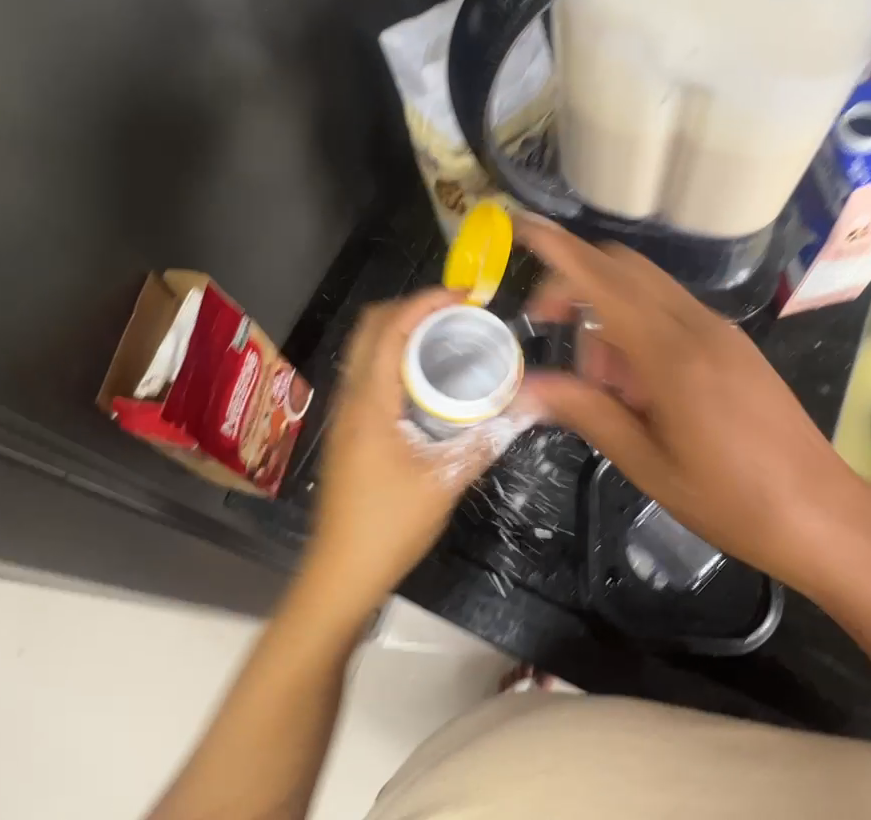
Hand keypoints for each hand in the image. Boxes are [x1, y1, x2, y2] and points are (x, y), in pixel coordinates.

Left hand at [302, 288, 502, 610]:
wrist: (341, 573)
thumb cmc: (390, 525)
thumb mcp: (447, 481)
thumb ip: (487, 438)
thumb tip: (529, 405)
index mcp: (370, 402)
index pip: (390, 329)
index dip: (426, 302)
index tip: (465, 296)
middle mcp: (350, 398)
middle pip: (370, 328)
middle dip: (411, 309)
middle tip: (457, 314)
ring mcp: (344, 415)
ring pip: (366, 351)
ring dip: (401, 333)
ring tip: (447, 339)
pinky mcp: (347, 432)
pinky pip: (368, 375)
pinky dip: (395, 360)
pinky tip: (427, 382)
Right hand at [517, 215, 864, 579]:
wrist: (821, 514)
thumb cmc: (729, 500)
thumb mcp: (646, 463)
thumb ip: (586, 411)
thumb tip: (525, 387)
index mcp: (671, 353)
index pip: (602, 280)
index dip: (558, 251)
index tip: (522, 231)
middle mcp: (698, 326)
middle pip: (624, 268)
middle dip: (577, 284)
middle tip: (553, 333)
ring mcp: (722, 331)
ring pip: (648, 288)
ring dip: (610, 310)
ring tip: (603, 380)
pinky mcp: (735, 345)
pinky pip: (673, 310)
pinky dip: (640, 325)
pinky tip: (641, 385)